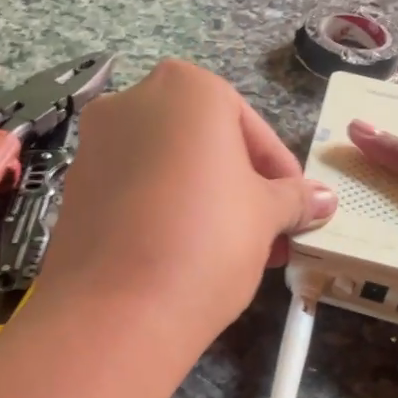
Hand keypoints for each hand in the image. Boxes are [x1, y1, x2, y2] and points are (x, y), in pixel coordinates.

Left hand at [33, 60, 335, 340]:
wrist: (117, 309)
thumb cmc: (207, 240)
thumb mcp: (266, 216)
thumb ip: (293, 198)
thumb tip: (323, 198)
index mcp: (186, 88)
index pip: (249, 125)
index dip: (278, 171)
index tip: (295, 208)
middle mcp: (133, 100)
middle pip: (203, 142)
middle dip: (239, 186)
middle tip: (268, 232)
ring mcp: (95, 144)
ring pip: (166, 166)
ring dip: (202, 199)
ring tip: (231, 251)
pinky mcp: (74, 187)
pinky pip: (133, 190)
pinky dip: (161, 211)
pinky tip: (183, 254)